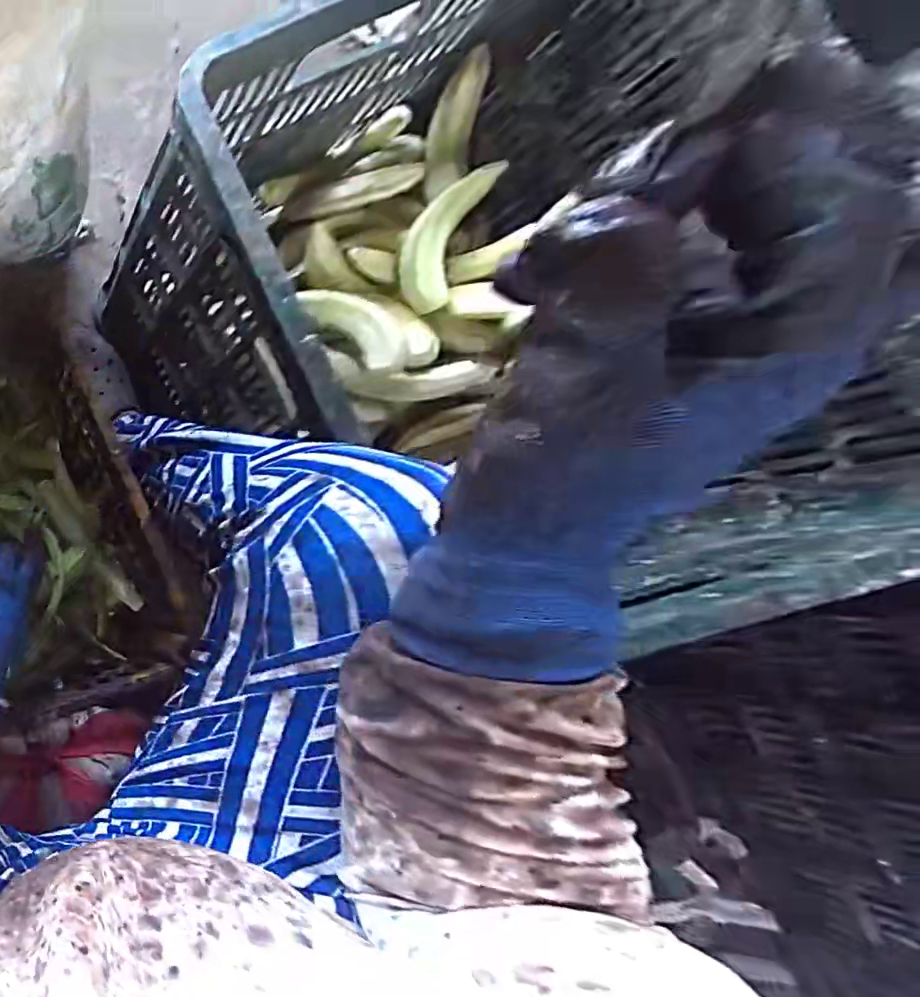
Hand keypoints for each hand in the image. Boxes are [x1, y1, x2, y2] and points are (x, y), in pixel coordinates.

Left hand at [0, 544, 39, 697]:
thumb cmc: (4, 645)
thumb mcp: (22, 624)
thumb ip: (21, 604)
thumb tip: (20, 600)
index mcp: (22, 586)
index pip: (33, 558)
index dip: (33, 547)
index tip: (33, 538)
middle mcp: (2, 571)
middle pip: (8, 549)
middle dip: (6, 549)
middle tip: (3, 552)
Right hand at [391, 45, 918, 683]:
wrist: (511, 541)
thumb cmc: (553, 483)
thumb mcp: (583, 388)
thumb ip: (616, 288)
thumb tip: (620, 206)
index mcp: (795, 340)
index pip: (851, 205)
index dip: (799, 139)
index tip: (730, 88)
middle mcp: (770, 320)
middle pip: (800, 195)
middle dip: (727, 161)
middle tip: (648, 154)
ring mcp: (701, 325)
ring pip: (709, 220)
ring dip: (636, 207)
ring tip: (555, 241)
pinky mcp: (638, 333)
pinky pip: (639, 257)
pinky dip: (584, 250)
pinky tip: (523, 277)